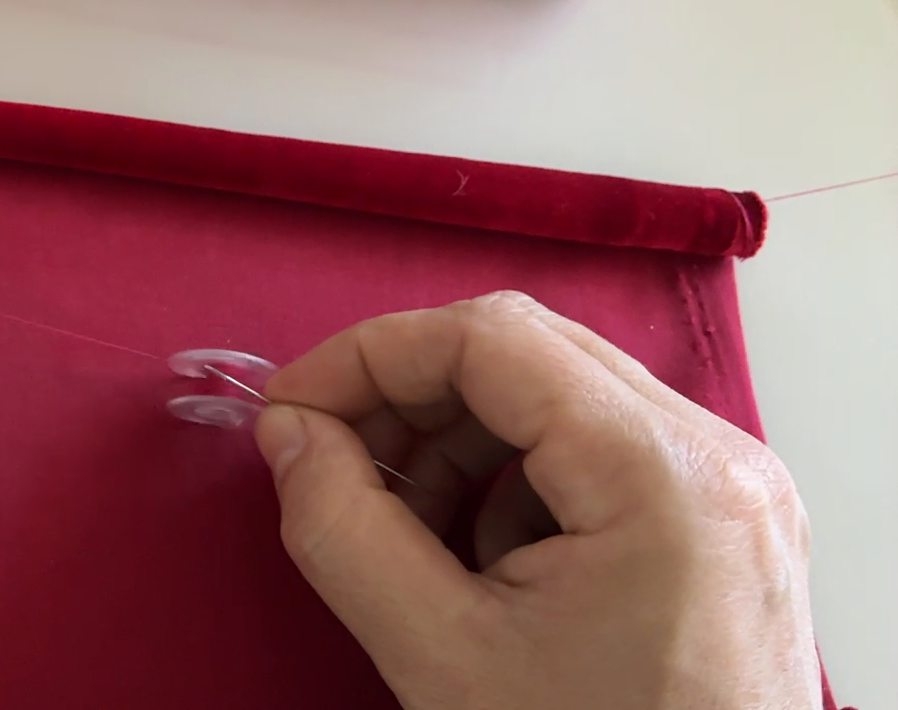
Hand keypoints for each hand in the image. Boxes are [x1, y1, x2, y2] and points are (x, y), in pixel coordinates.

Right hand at [256, 291, 820, 709]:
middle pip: (505, 346)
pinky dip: (473, 463)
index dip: (363, 355)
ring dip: (427, 426)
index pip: (482, 338)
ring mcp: (708, 478)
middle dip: (393, 387)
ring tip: (382, 503)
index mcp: (664, 474)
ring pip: (524, 383)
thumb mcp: (436, 653)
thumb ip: (337, 523)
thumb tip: (282, 427)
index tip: (288, 407)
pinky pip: (553, 434)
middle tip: (325, 446)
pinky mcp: (691, 510)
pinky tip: (449, 536)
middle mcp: (704, 451)